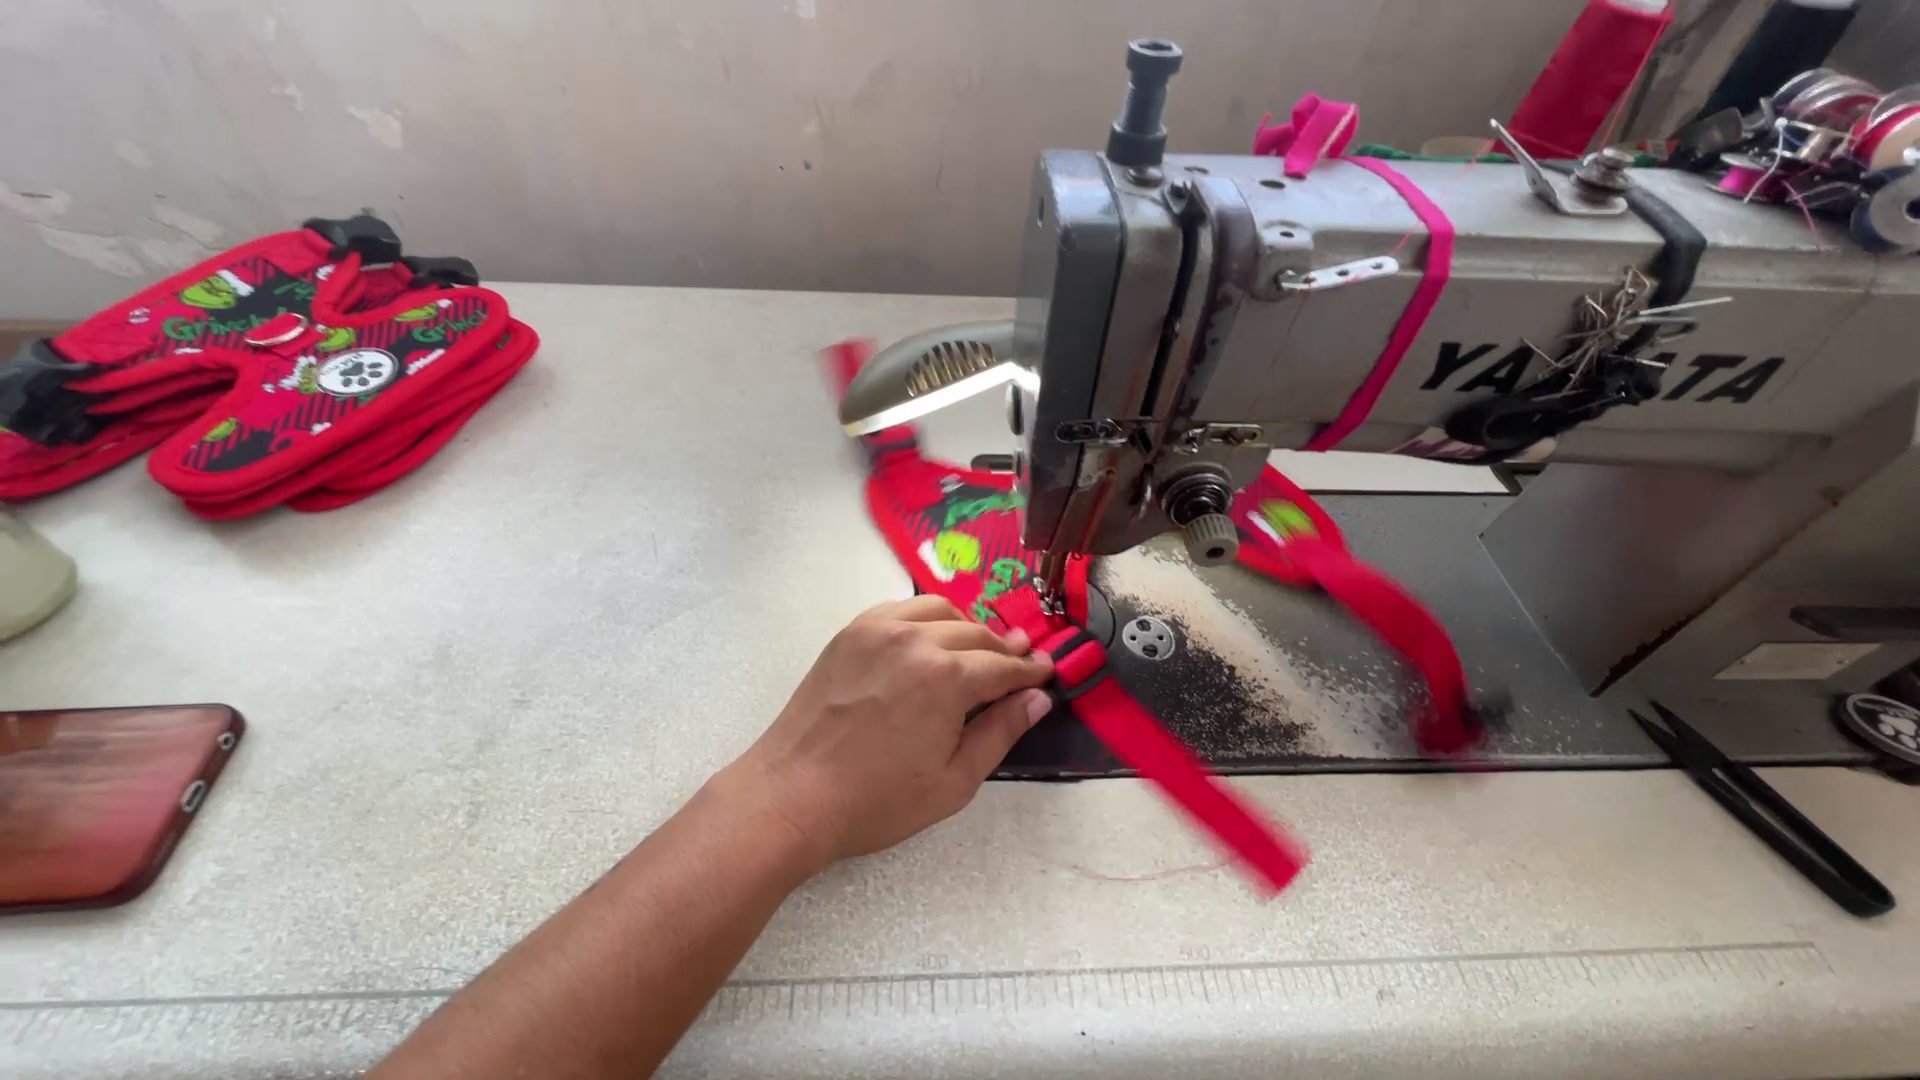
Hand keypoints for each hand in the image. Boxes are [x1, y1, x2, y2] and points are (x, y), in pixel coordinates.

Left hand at [725, 596, 1054, 868]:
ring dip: (966, 626)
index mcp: (946, 678)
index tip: (1046, 671)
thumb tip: (1037, 699)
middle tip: (1021, 657)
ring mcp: (878, 631)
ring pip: (938, 611)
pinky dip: (924, 617)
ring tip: (978, 647)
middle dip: (1003, 647)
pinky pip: (899, 609)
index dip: (1029, 670)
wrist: (793, 794)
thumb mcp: (952, 782)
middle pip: (975, 634)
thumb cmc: (876, 802)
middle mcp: (916, 641)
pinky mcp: (850, 633)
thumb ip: (999, 734)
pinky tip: (929, 637)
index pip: (1002, 666)